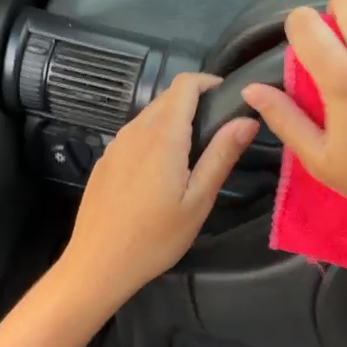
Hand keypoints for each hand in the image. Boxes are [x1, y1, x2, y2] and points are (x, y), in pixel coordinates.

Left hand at [55, 73, 258, 313]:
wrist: (98, 264)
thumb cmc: (155, 237)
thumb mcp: (198, 200)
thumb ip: (222, 155)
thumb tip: (247, 120)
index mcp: (163, 135)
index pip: (185, 84)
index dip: (209, 82)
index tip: (229, 99)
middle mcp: (135, 131)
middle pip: (168, 98)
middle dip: (195, 103)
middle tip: (219, 134)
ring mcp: (116, 145)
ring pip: (149, 117)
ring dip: (174, 123)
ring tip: (194, 157)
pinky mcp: (105, 162)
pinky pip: (134, 137)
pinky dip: (153, 141)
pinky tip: (161, 175)